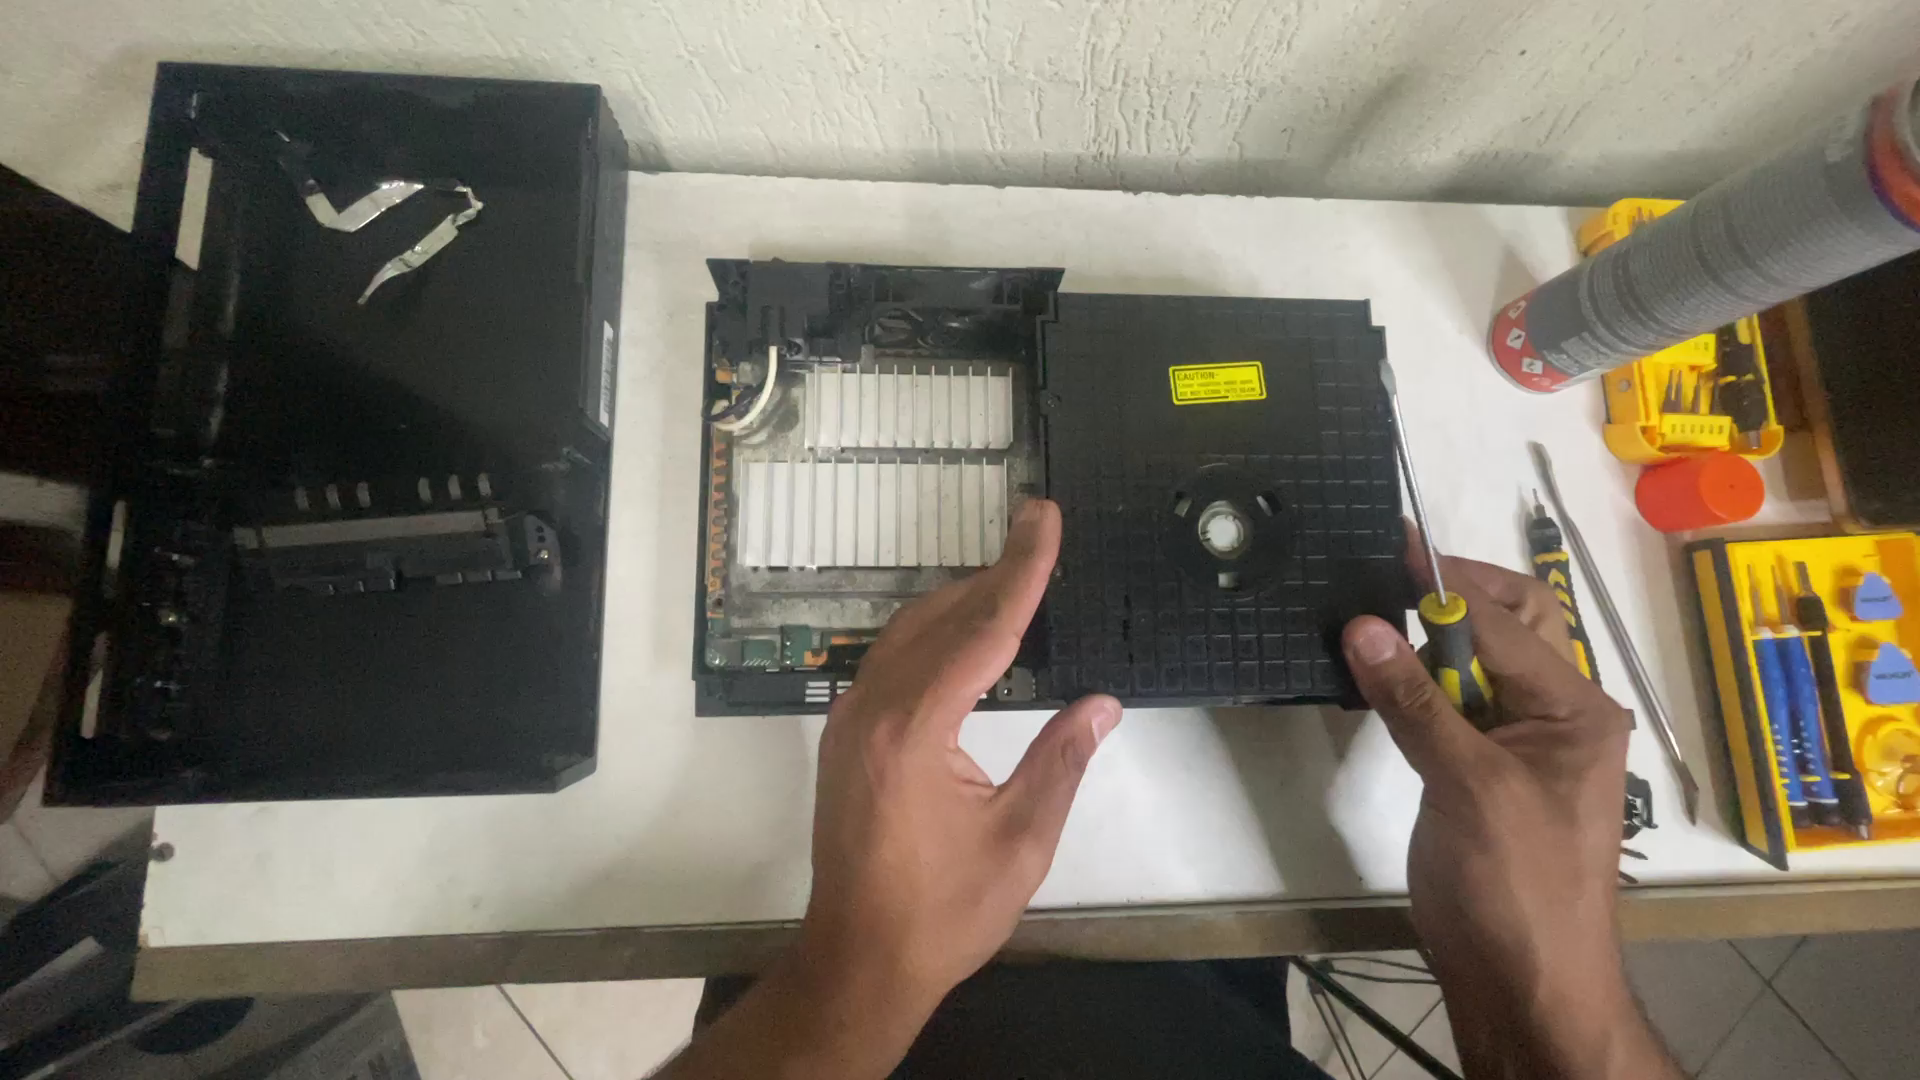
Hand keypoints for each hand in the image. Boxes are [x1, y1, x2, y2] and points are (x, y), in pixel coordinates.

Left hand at [802, 497, 1120, 1009]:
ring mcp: (850, 717)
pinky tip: (965, 633)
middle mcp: (872, 708)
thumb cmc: (942, 914)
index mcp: (915, 729)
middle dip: (995, 573)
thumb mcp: (1020, 842)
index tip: (1043, 518)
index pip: (983, 629)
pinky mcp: (846, 732)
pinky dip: (935, 633)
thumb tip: (1103, 703)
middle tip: (1038, 531)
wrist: (856, 962)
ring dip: (963, 599)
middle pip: (942, 617)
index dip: (1023, 569)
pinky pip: (893, 658)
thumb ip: (1060, 760)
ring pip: (910, 632)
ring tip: (1013, 575)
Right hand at [1342, 553, 1678, 1078]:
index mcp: (1573, 708)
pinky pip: (1442, 700)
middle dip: (1451, 598)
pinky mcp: (1472, 763)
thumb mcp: (1467, 783)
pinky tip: (1372, 672)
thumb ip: (1413, 700)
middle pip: (1506, 626)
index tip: (1392, 547)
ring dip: (1422, 639)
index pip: (1502, 624)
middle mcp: (1549, 711)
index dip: (1446, 586)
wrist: (1518, 974)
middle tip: (1386, 577)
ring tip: (1368, 618)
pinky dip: (1408, 679)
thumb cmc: (1515, 880)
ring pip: (1468, 662)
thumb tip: (1362, 625)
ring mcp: (1510, 738)